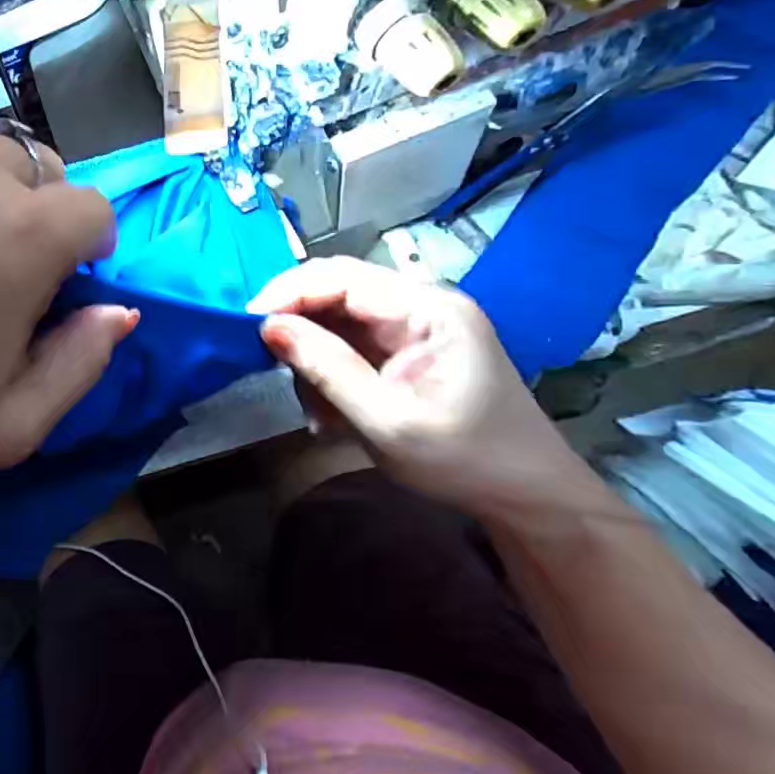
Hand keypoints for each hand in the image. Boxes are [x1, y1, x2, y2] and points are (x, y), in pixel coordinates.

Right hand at [248, 257, 596, 518]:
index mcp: (428, 308)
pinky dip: (331, 372)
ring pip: (337, 319)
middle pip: (337, 291)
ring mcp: (414, 325)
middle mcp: (421, 303)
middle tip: (269, 365)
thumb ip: (325, 369)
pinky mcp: (407, 348)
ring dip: (314, 358)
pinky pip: (351, 344)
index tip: (247, 324)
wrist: (527, 496)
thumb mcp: (387, 421)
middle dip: (299, 326)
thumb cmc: (464, 461)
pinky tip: (332, 412)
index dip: (289, 292)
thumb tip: (267, 326)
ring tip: (318, 411)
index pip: (342, 277)